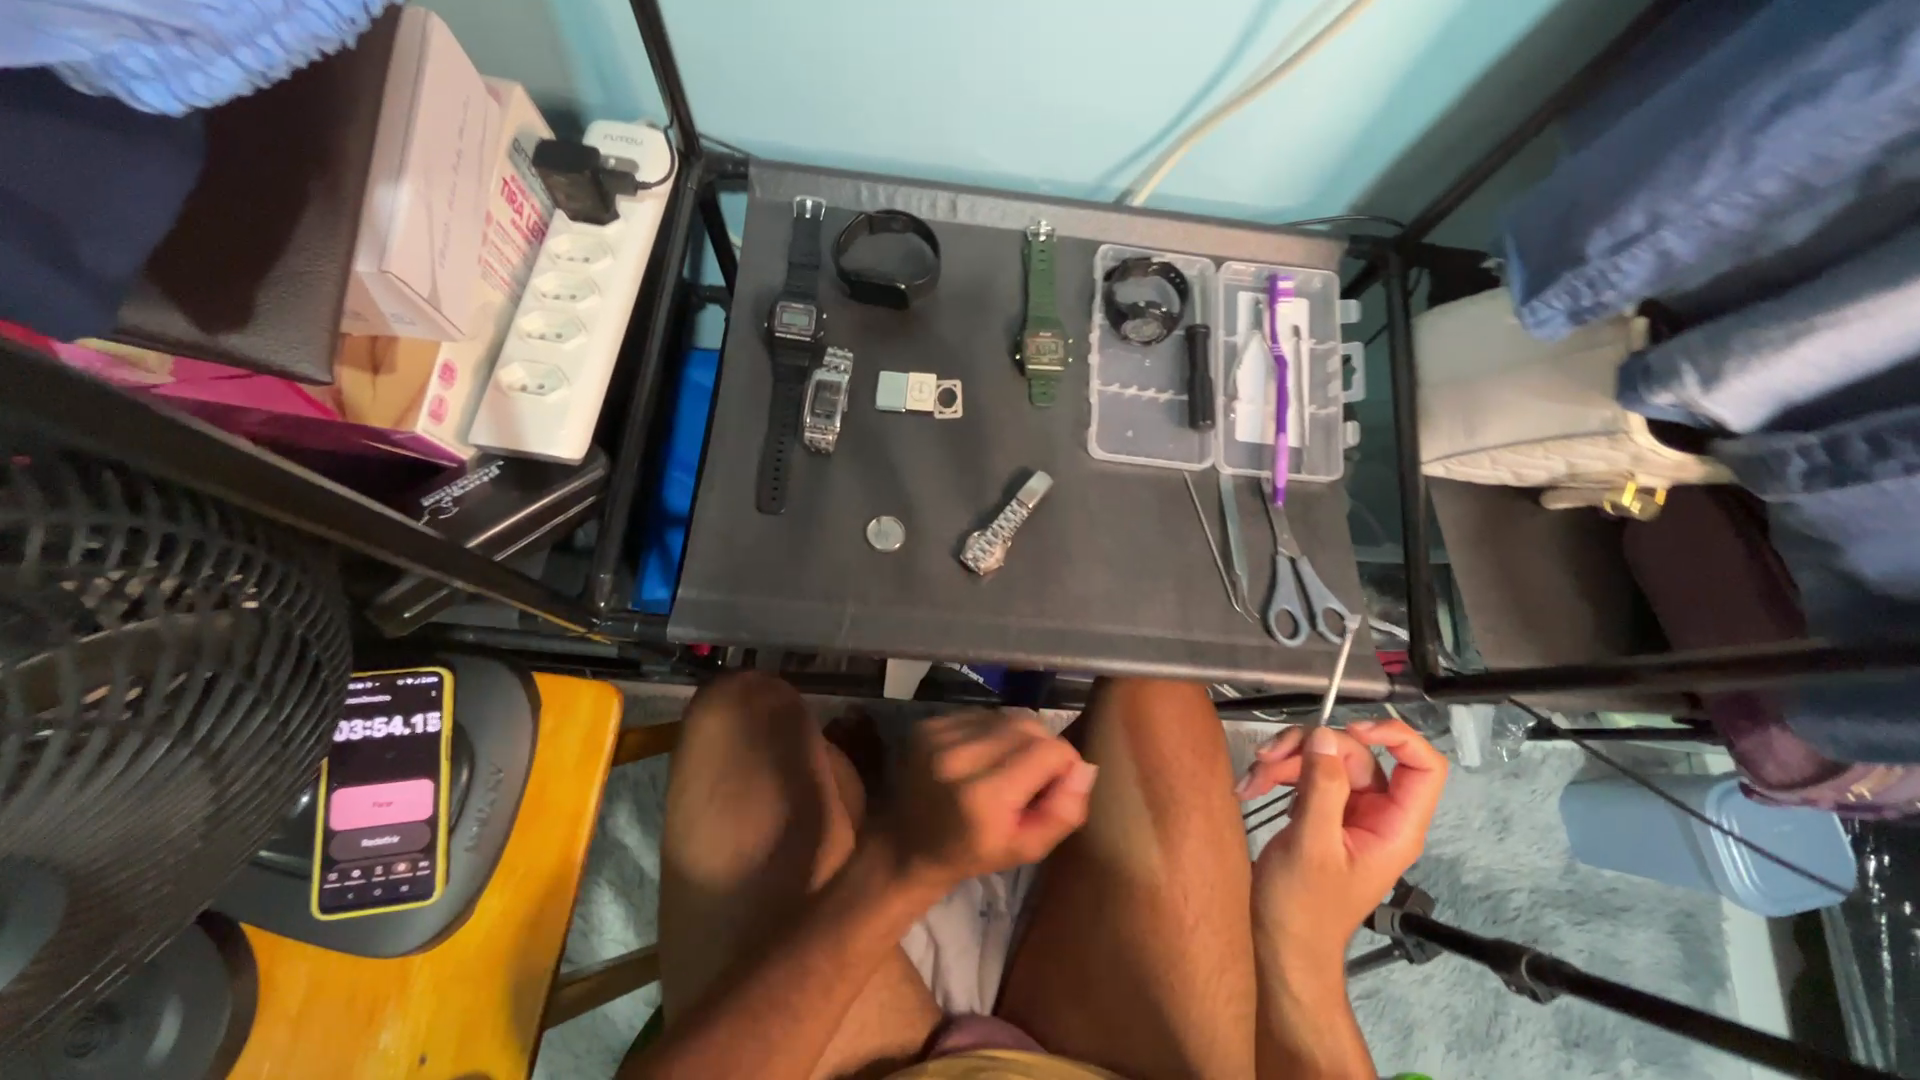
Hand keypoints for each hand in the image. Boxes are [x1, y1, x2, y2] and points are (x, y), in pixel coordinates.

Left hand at [880, 709, 1097, 891]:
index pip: (1050, 750)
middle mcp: (958, 757)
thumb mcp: (1026, 848)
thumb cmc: (971, 852)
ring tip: (1006, 766)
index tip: (1057, 783)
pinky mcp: (927, 724)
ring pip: (1006, 716)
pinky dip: (991, 733)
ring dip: (1016, 737)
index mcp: (983, 796)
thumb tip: (1084, 768)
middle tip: (1035, 776)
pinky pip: (981, 715)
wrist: (906, 845)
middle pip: (1029, 726)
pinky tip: (981, 757)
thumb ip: (1064, 812)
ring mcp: (938, 736)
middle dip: (1043, 747)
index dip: (1064, 763)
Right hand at [1246, 720, 1447, 968]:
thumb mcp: (1312, 846)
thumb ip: (1322, 788)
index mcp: (1395, 825)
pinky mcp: (1318, 811)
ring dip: (1283, 760)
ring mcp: (1346, 810)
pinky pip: (1303, 774)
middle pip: (1355, 753)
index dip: (1395, 736)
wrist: (1278, 944)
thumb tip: (1323, 736)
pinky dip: (1275, 773)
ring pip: (1324, 758)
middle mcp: (1376, 812)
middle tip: (1267, 758)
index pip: (1422, 766)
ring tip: (1251, 779)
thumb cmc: (1302, 907)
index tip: (1349, 729)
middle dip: (1309, 749)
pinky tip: (1250, 786)